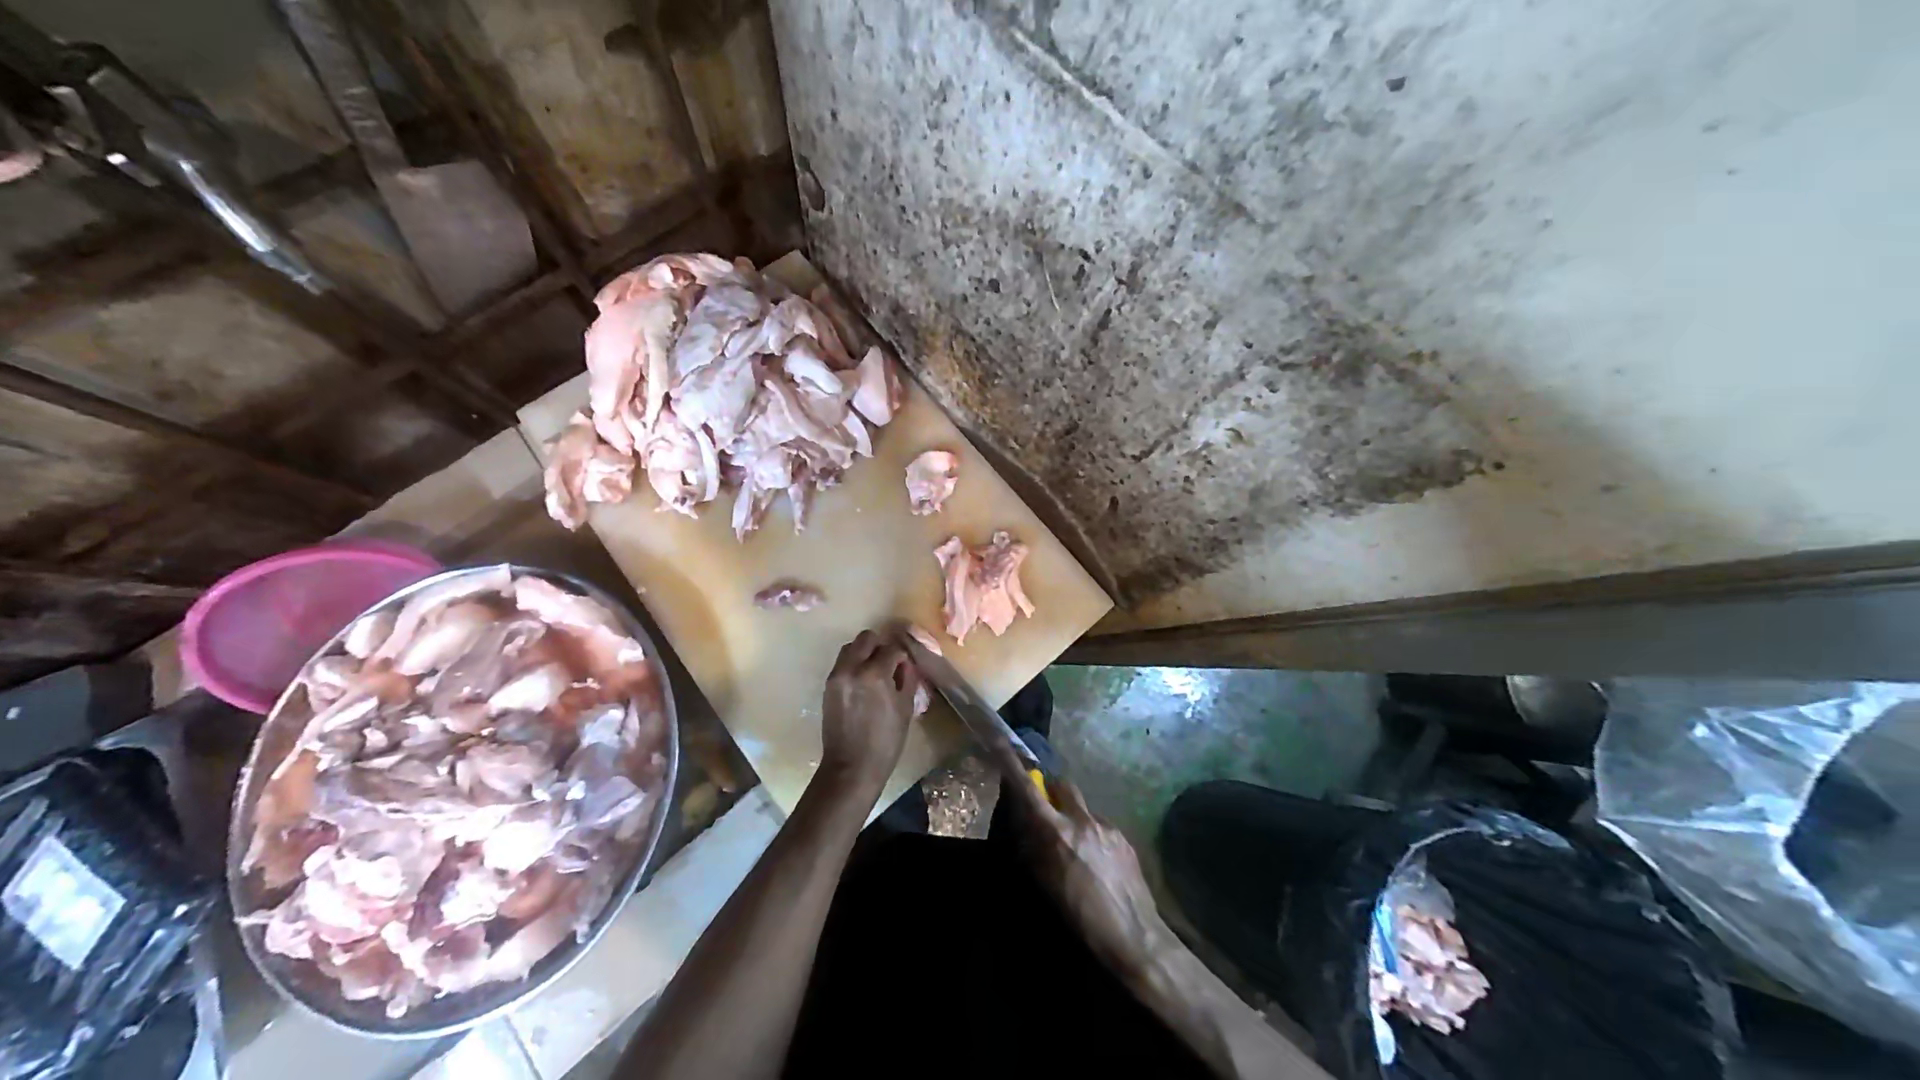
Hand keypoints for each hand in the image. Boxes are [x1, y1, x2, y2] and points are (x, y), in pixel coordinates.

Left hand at [817, 630, 921, 798]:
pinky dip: (853, 665)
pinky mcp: (828, 685)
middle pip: (866, 638)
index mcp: (874, 674)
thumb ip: (907, 679)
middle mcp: (852, 668)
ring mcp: (837, 676)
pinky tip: (863, 683)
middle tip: (889, 663)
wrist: (851, 766)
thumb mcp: (905, 708)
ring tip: (874, 672)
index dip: (901, 657)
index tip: (905, 667)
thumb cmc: (886, 741)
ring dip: (864, 653)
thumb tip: (904, 663)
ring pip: (851, 647)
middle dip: (880, 646)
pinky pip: (842, 663)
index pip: (892, 648)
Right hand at [1006, 773, 1175, 982]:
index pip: (1028, 789)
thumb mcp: (1046, 885)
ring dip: (1072, 815)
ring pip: (1083, 806)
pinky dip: (1091, 833)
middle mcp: (1082, 820)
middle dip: (1051, 789)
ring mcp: (1107, 826)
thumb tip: (1024, 825)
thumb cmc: (1081, 919)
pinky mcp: (1124, 838)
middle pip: (1062, 785)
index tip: (1001, 742)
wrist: (1135, 937)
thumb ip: (1034, 847)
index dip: (1013, 764)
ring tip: (1073, 844)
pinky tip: (1095, 860)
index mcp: (1057, 832)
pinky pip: (1101, 824)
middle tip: (1044, 805)